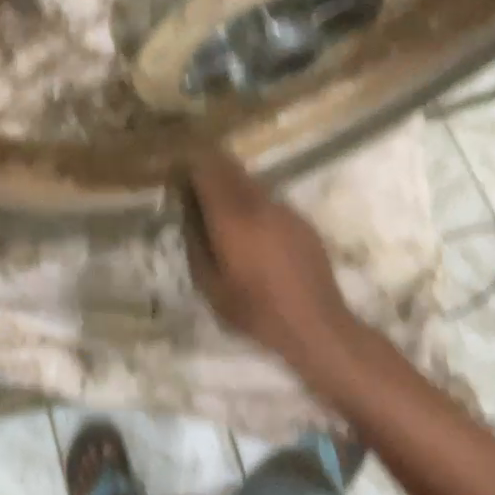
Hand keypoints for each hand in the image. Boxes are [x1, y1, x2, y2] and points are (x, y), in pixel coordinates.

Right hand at [185, 149, 367, 383]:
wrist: (316, 326)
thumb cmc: (256, 311)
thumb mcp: (210, 286)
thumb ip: (195, 244)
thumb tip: (189, 216)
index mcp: (232, 218)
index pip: (208, 171)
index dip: (190, 168)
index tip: (178, 176)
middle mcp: (259, 205)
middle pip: (230, 168)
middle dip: (210, 170)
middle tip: (196, 188)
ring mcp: (285, 210)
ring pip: (252, 184)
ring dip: (233, 188)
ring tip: (225, 215)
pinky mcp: (302, 221)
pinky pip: (270, 202)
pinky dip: (255, 206)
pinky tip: (255, 236)